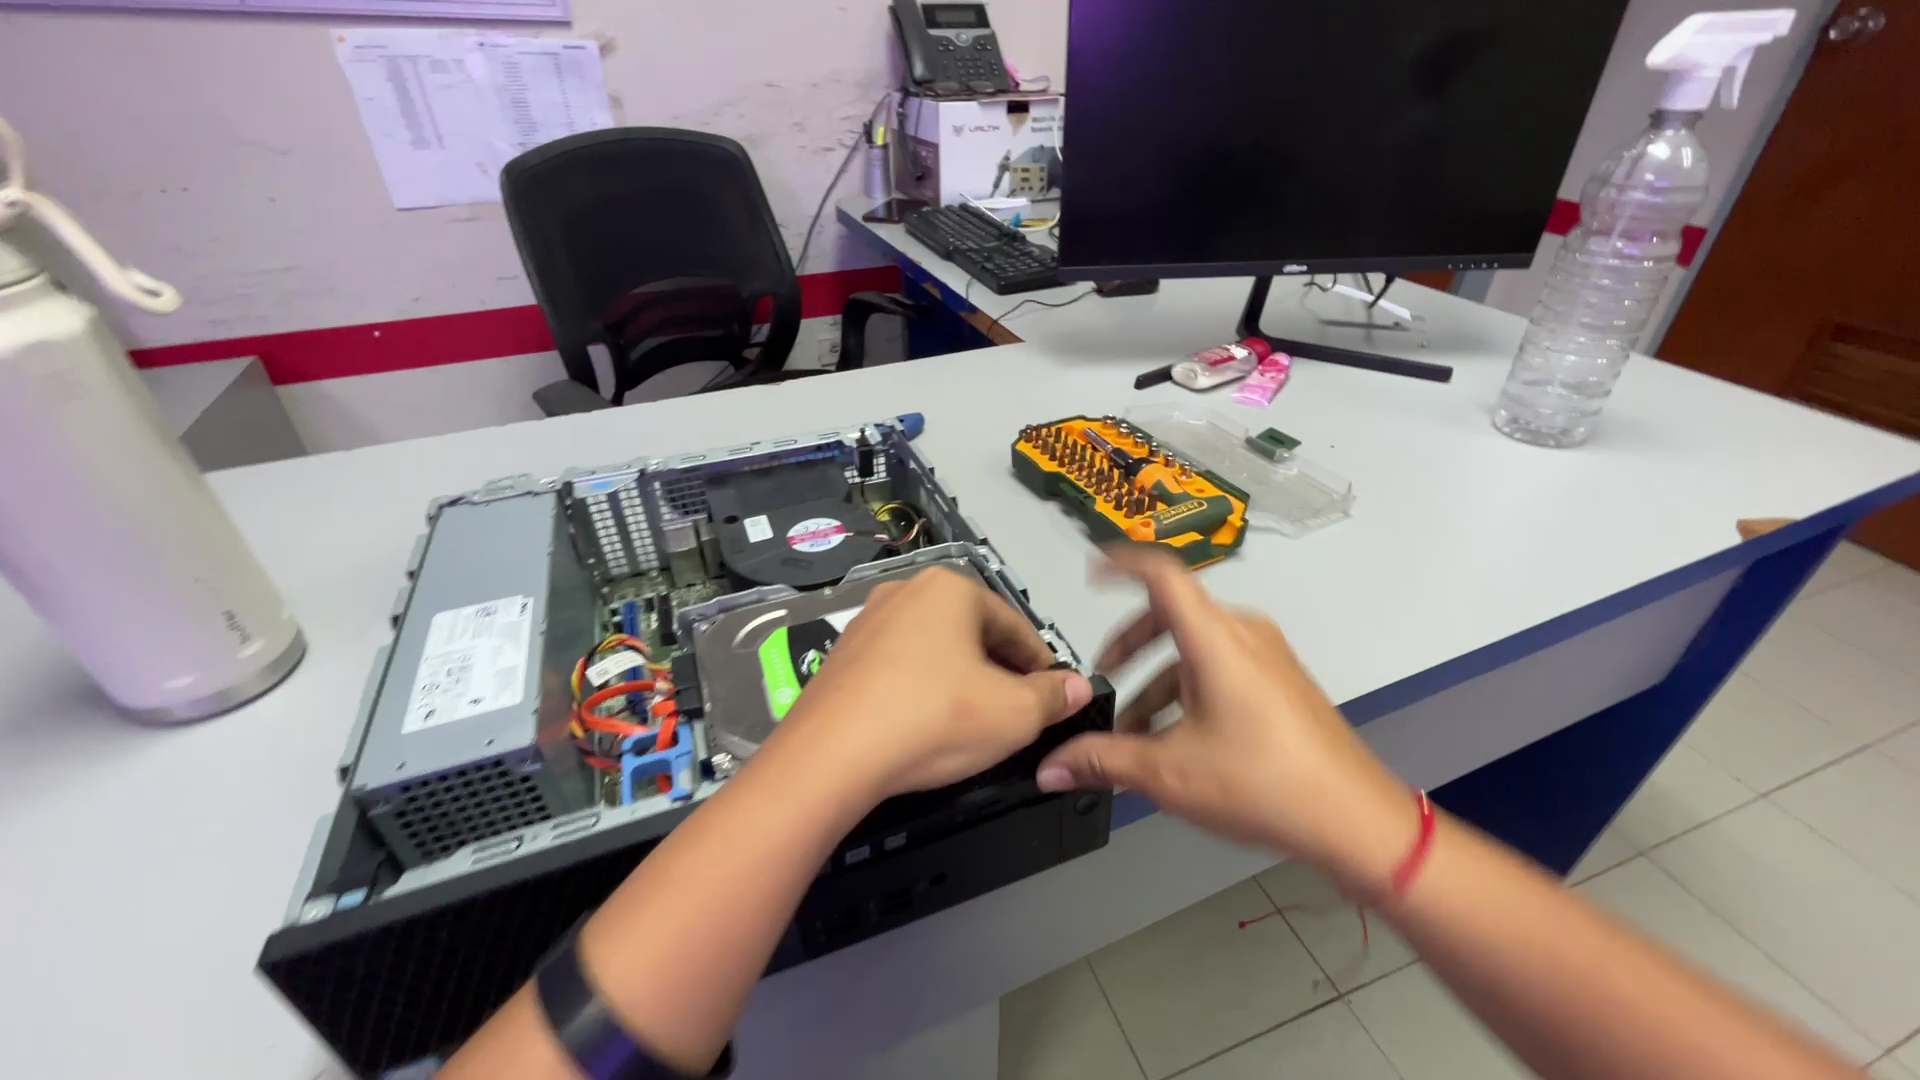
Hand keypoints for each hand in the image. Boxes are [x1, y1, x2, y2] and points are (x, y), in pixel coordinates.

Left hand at [771, 565, 1093, 800]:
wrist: (830, 757)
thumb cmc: (935, 719)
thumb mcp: (1014, 714)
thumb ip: (1053, 697)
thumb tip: (1076, 686)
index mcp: (949, 588)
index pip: (1014, 626)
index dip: (1042, 665)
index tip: (1055, 697)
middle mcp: (904, 591)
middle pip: (972, 633)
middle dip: (999, 671)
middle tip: (1017, 713)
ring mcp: (866, 622)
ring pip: (933, 650)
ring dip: (960, 680)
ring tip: (973, 721)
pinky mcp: (840, 657)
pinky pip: (897, 667)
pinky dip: (920, 689)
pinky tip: (924, 723)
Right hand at [1035, 548, 1413, 894]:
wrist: (1356, 820)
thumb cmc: (1264, 783)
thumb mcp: (1169, 773)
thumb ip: (1102, 761)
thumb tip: (1049, 767)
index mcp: (1215, 640)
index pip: (1161, 574)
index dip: (1120, 563)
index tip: (1090, 570)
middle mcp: (1243, 635)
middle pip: (1172, 614)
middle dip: (1129, 645)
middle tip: (1104, 677)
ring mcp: (1267, 657)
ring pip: (1195, 647)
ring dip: (1156, 680)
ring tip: (1134, 733)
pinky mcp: (1280, 682)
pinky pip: (1219, 667)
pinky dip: (1186, 689)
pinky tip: (1176, 740)